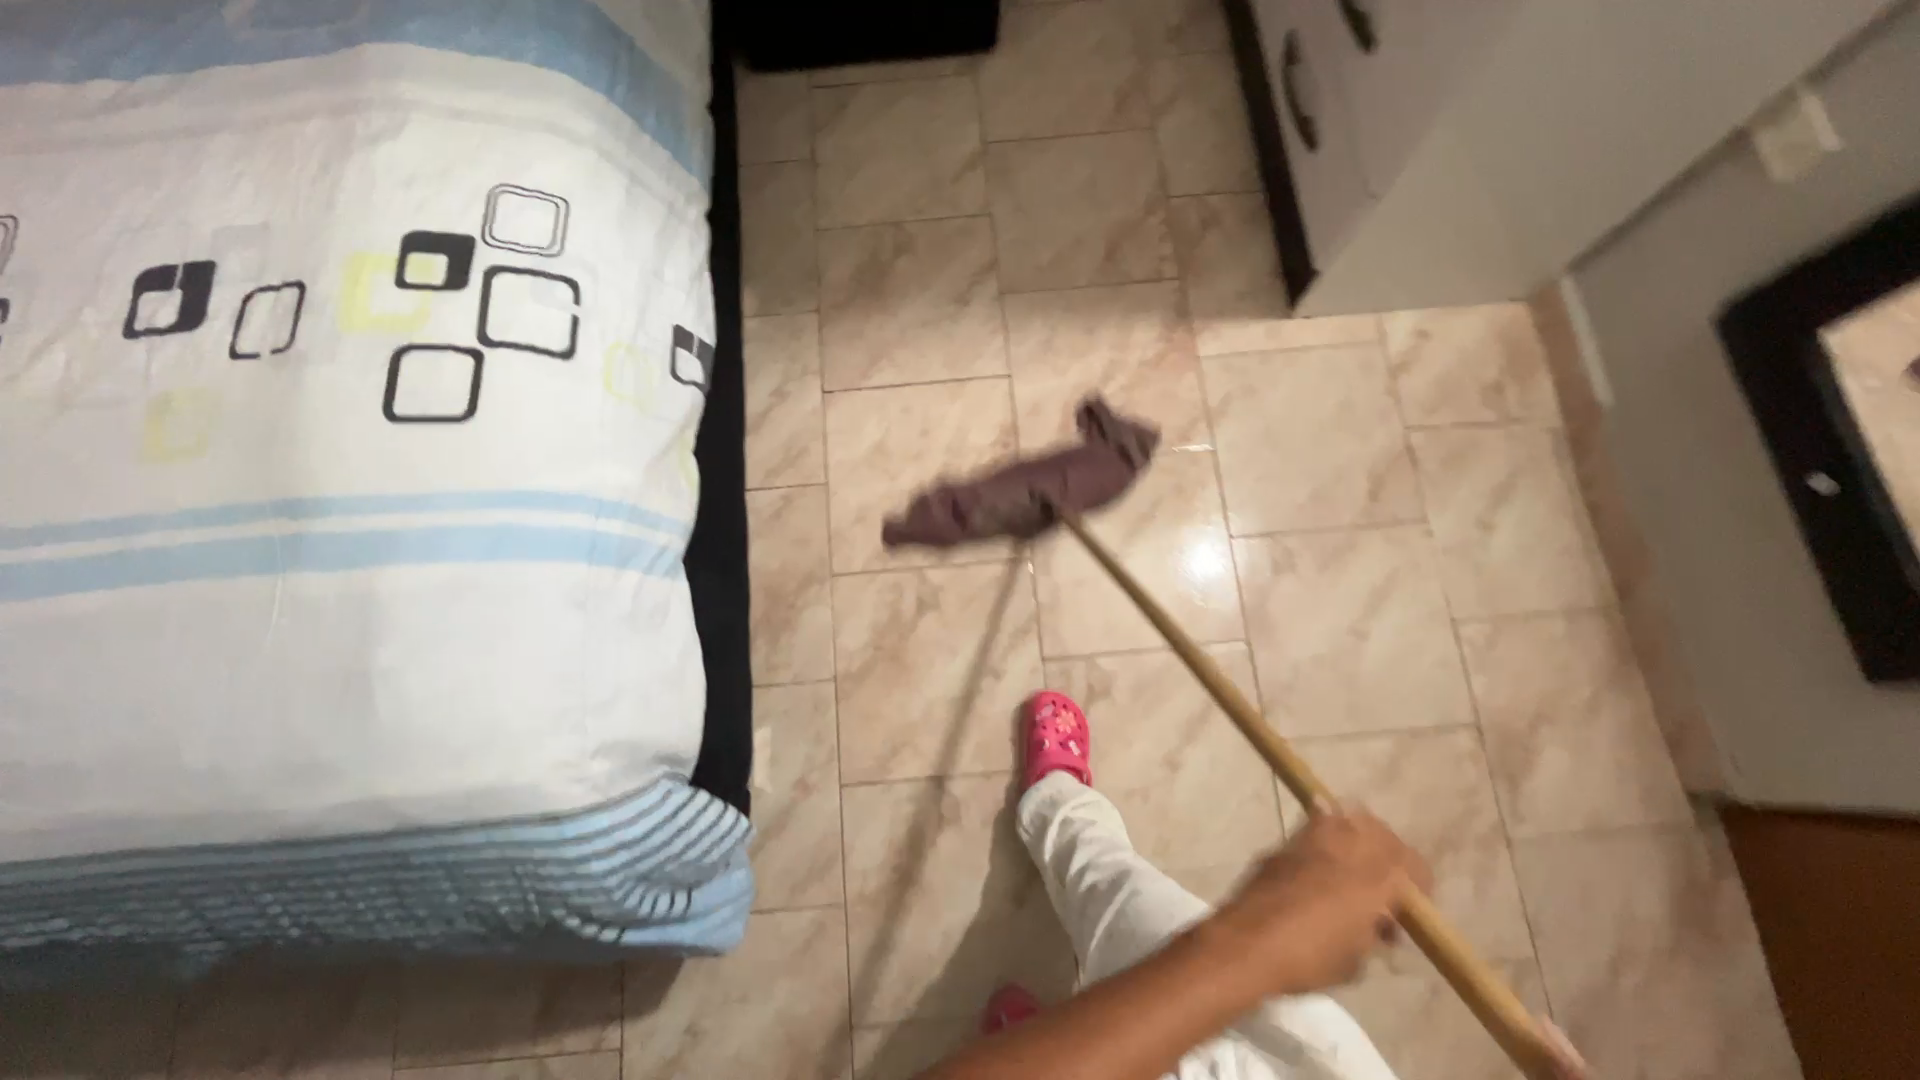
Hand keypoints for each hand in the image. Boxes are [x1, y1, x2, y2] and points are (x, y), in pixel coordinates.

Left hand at [1204, 806, 1433, 996]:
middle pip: (1379, 831)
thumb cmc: (1307, 959)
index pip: (1411, 865)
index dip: (1418, 881)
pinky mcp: (1282, 844)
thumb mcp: (1355, 959)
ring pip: (1346, 817)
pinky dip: (1325, 833)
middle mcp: (1345, 851)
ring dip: (1357, 833)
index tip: (1413, 901)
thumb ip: (1371, 933)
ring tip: (1355, 861)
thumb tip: (1377, 923)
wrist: (1246, 942)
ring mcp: (1310, 841)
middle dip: (1389, 850)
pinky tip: (1322, 858)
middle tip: (1387, 876)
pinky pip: (1314, 826)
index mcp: (1374, 882)